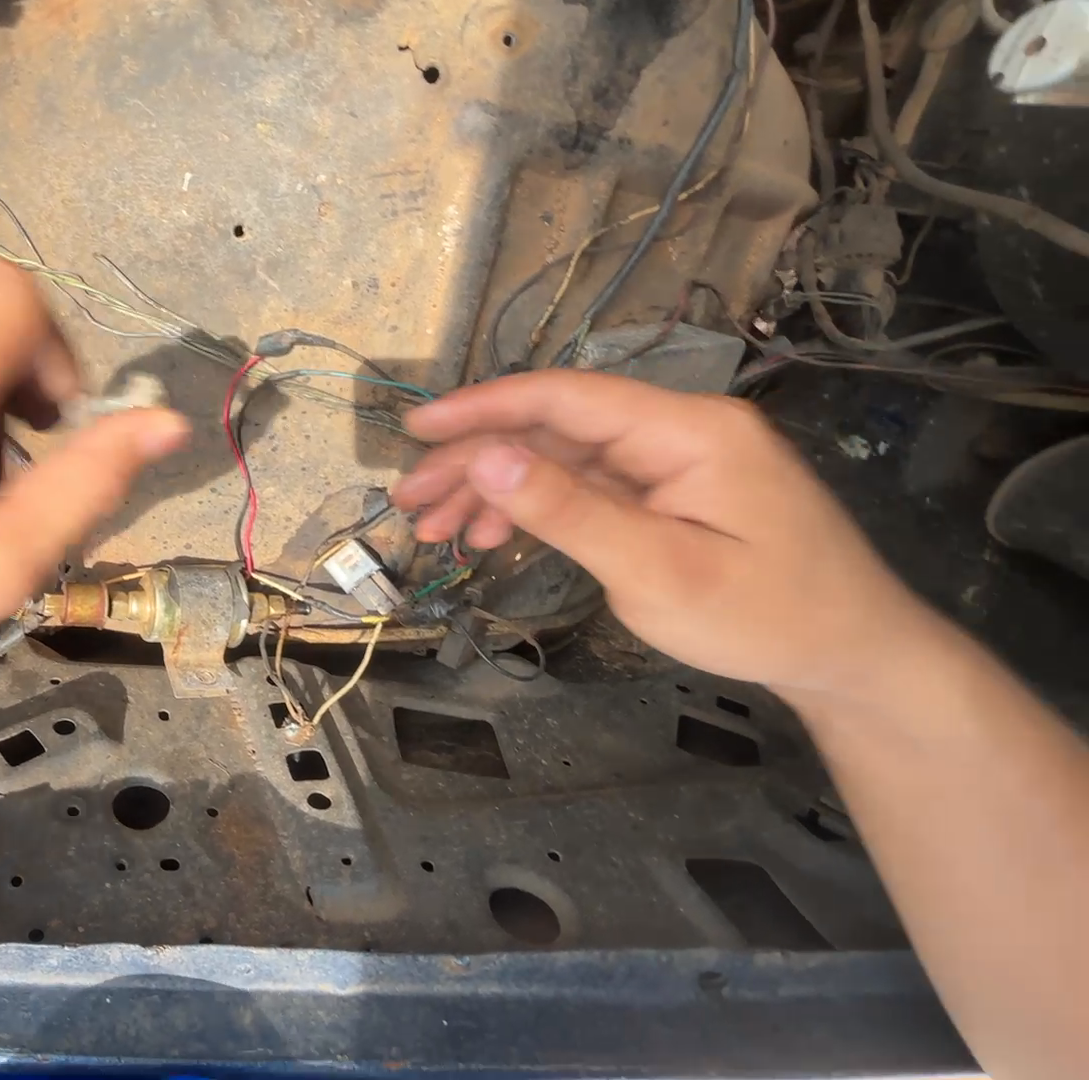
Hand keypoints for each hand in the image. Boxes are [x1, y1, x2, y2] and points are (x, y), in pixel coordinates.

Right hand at [392, 371, 939, 701]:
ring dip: (488, 490)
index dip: (482, 407)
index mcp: (684, 430)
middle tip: (409, 500)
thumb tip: (486, 456)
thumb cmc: (763, 616)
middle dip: (472, 461)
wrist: (848, 656)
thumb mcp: (657, 570)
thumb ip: (568, 510)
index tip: (417, 428)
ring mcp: (663, 461)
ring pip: (552, 459)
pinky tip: (485, 538)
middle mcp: (670, 431)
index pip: (563, 398)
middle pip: (548, 430)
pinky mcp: (655, 491)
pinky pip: (574, 488)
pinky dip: (525, 510)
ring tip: (432, 528)